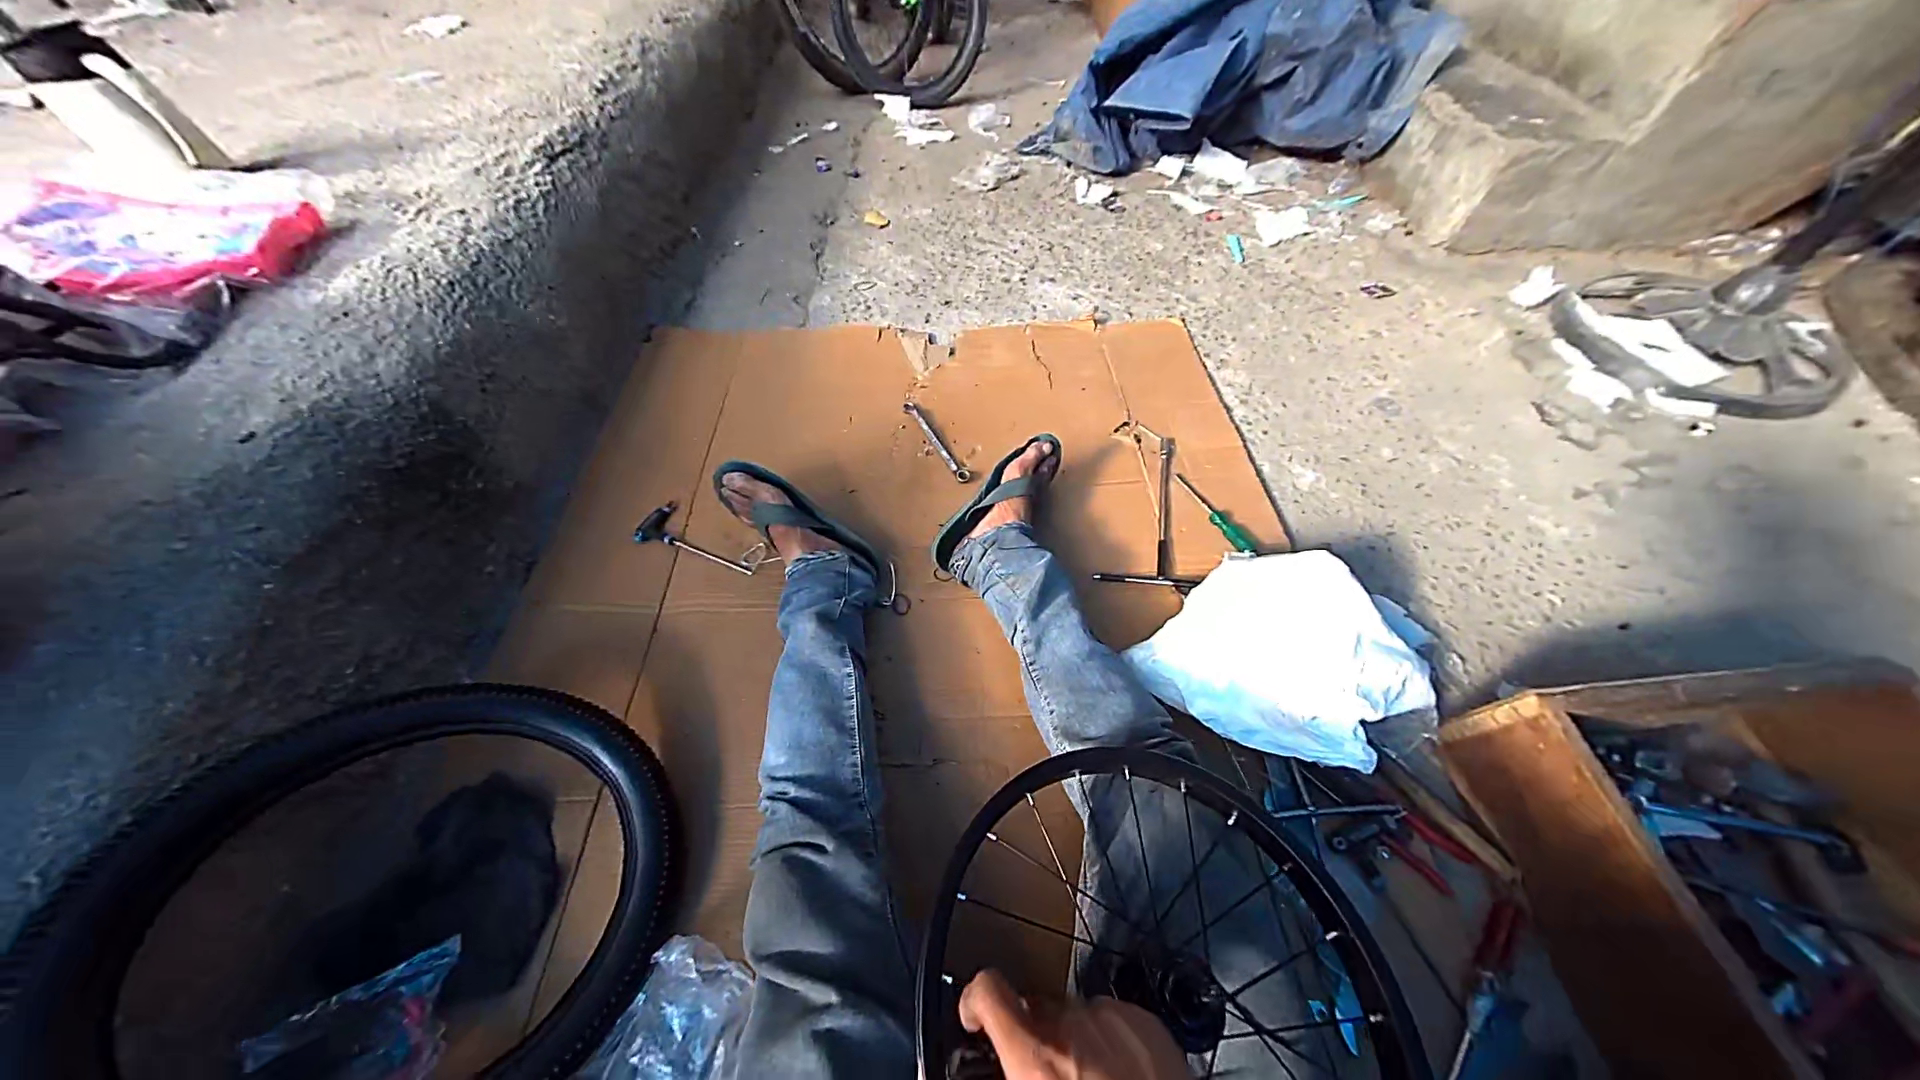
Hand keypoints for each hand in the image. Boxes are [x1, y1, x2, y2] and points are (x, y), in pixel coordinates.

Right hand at [957, 969, 1190, 1079]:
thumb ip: (1017, 1075)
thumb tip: (1007, 1069)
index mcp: (1036, 1058)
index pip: (988, 990)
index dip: (974, 1000)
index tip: (975, 1017)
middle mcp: (1071, 1027)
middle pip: (1035, 1007)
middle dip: (1035, 1036)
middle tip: (1049, 1078)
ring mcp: (1112, 1018)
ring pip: (1075, 1013)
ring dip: (1075, 1040)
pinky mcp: (1146, 1022)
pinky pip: (1113, 1018)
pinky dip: (1110, 1040)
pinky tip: (1122, 1078)